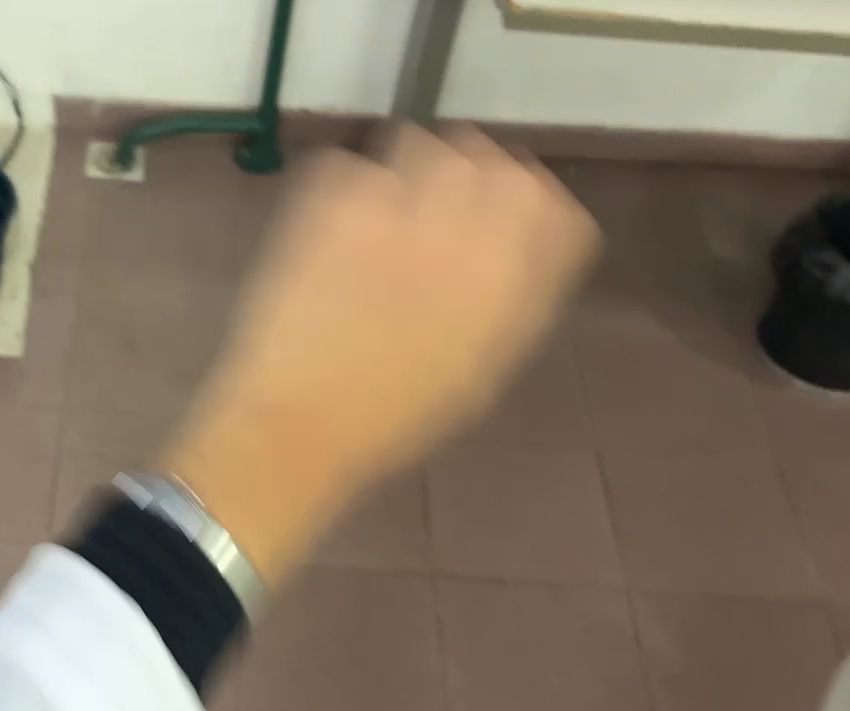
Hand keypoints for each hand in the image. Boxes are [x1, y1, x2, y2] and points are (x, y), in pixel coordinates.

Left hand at [161, 125, 598, 588]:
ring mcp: (396, 208)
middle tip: (430, 214)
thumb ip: (509, 308)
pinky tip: (333, 230)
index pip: (551, 207)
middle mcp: (466, 228)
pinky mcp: (332, 206)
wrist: (297, 428)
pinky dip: (346, 186)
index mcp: (512, 279)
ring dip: (408, 170)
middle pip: (491, 160)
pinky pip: (348, 164)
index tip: (496, 225)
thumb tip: (517, 260)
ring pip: (423, 144)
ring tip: (380, 214)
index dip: (525, 210)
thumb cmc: (387, 424)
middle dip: (468, 179)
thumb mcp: (476, 380)